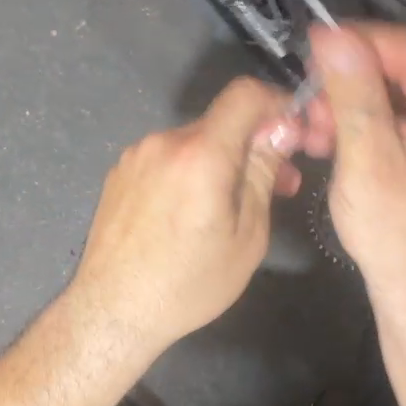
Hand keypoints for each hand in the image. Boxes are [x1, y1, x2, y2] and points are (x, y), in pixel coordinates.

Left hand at [66, 76, 303, 354]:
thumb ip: (263, 173)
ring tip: (236, 204)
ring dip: (223, 160)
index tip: (293, 132)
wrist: (112, 311)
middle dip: (255, 144)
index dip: (277, 104)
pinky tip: (194, 211)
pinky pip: (169, 158)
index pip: (245, 94)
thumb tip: (282, 129)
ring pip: (195, 142)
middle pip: (222, 121)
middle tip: (279, 184)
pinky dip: (192, 171)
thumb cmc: (189, 283)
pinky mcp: (121, 172)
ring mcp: (137, 155)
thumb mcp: (247, 236)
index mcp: (200, 155)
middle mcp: (164, 143)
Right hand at [304, 21, 405, 310]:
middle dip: (351, 75)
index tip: (313, 45)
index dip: (361, 40)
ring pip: (396, 85)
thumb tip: (332, 34)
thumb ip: (353, 95)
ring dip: (350, 97)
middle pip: (405, 64)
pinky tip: (330, 135)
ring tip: (314, 125)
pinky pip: (398, 109)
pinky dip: (362, 115)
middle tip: (309, 96)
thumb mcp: (366, 162)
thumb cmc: (391, 232)